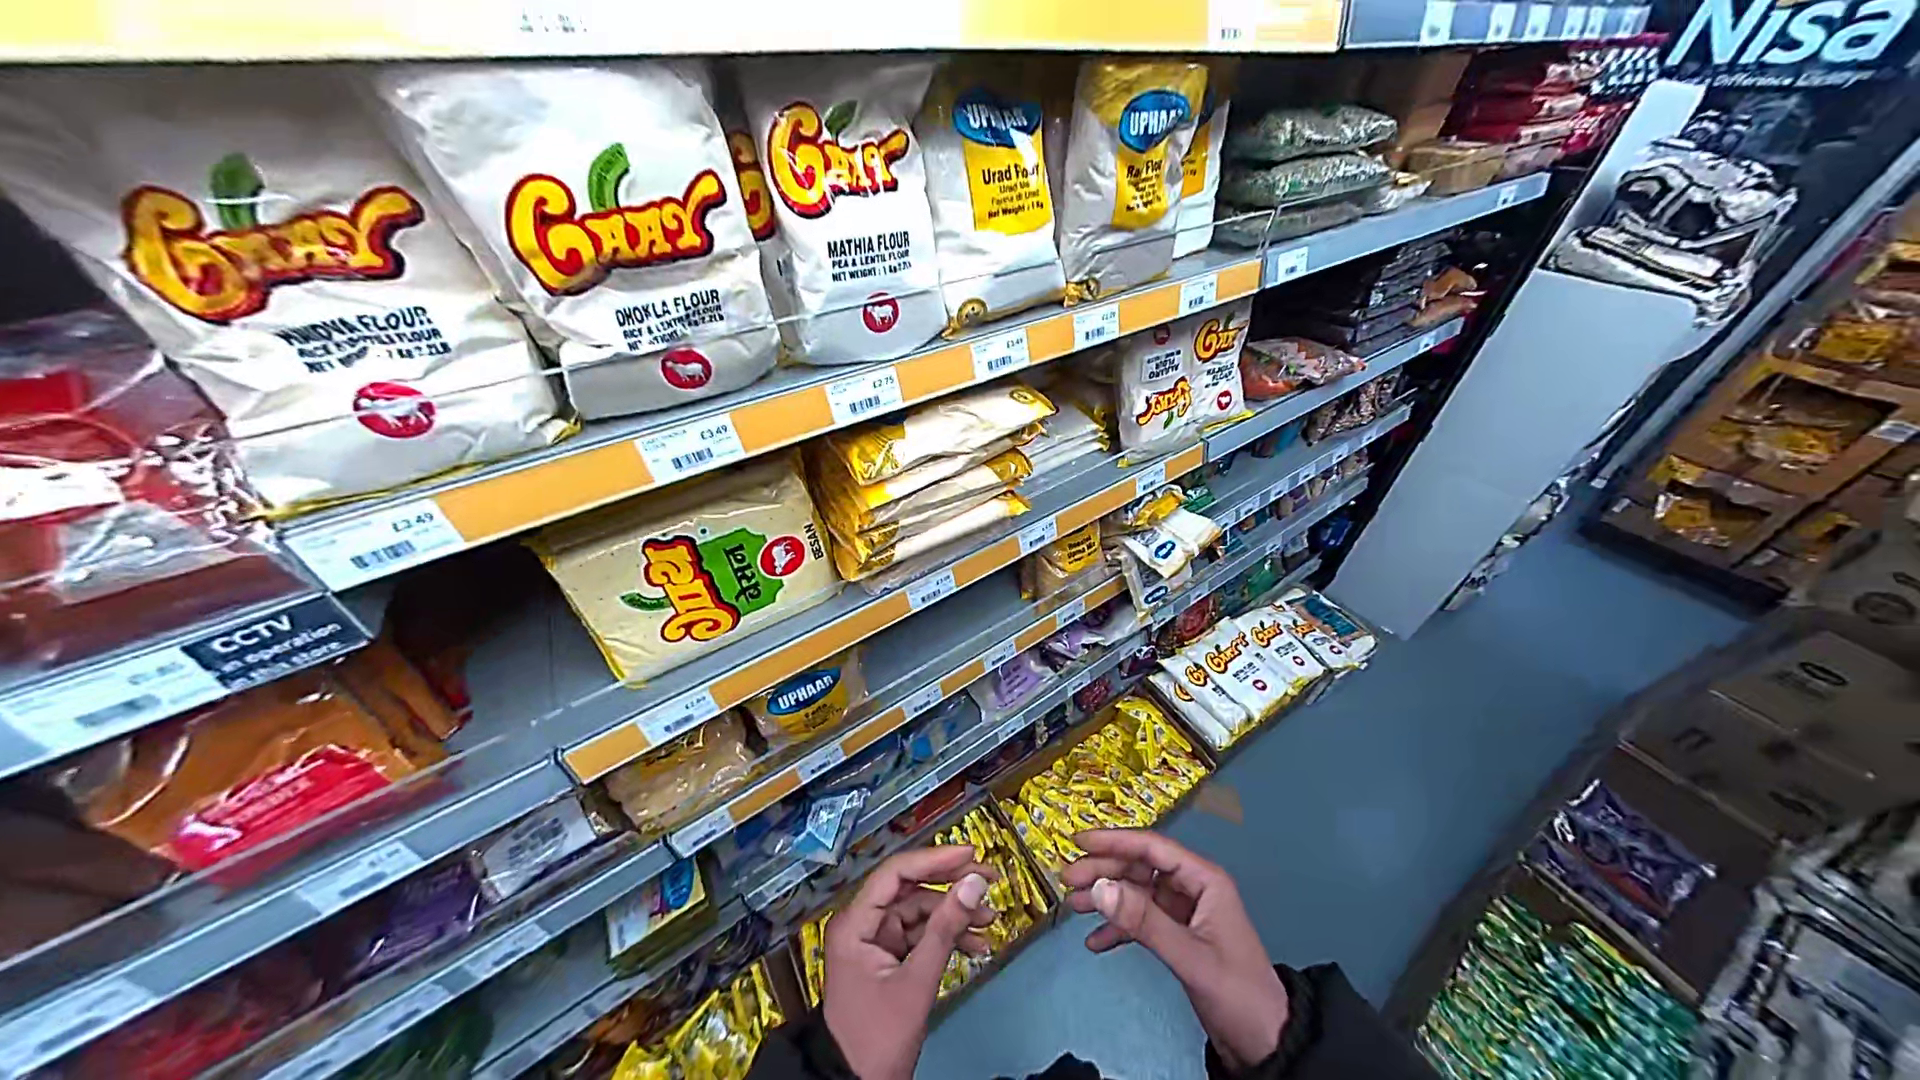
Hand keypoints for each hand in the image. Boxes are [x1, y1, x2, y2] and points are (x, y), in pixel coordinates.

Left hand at [823, 845, 998, 1079]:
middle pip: (911, 889)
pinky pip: (921, 934)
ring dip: (954, 914)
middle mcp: (862, 923)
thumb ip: (945, 929)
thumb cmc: (874, 1041)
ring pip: (921, 911)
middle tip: (988, 880)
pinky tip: (975, 942)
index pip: (896, 873)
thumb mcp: (916, 982)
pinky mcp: (888, 956)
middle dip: (951, 886)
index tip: (968, 855)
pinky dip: (947, 936)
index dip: (934, 859)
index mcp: (855, 922)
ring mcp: (875, 939)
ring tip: (988, 918)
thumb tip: (973, 883)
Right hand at [1061, 829, 1289, 1072]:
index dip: (1115, 840)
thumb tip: (1099, 887)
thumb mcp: (1190, 956)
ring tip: (1073, 905)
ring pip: (1135, 893)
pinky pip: (1140, 922)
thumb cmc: (1238, 993)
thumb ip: (1144, 921)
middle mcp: (1191, 889)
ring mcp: (1182, 912)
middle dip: (1103, 871)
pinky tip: (1096, 941)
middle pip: (1139, 868)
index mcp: (1203, 880)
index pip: (1152, 848)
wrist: (1267, 1045)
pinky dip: (1118, 929)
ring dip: (1106, 899)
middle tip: (1067, 878)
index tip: (1080, 840)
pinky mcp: (1176, 936)